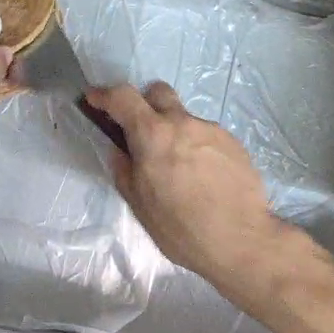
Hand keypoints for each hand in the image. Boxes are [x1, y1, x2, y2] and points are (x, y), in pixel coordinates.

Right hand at [84, 82, 279, 281]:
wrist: (240, 239)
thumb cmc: (180, 227)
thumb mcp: (139, 205)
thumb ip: (124, 170)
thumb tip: (120, 151)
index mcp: (153, 134)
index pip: (123, 97)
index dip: (104, 94)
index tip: (94, 98)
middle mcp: (184, 122)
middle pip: (158, 93)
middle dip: (145, 104)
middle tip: (141, 132)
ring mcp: (212, 130)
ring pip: (185, 120)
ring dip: (175, 135)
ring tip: (180, 172)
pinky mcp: (234, 143)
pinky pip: (206, 137)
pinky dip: (198, 149)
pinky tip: (204, 179)